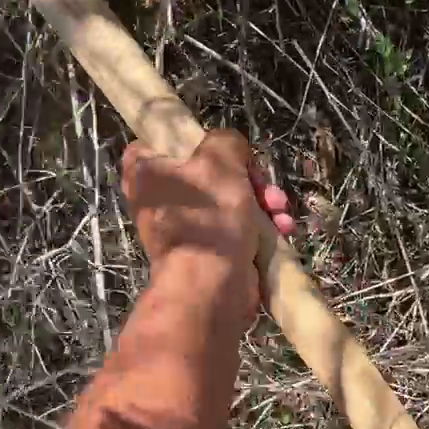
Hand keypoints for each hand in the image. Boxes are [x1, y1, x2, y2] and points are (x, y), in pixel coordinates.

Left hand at [121, 129, 296, 280]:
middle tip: (266, 190)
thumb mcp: (220, 160)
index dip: (204, 143)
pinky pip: (236, 230)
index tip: (231, 155)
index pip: (170, 140)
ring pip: (230, 203)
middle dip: (249, 181)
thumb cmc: (208, 218)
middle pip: (211, 174)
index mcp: (146, 170)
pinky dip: (260, 229)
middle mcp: (161, 198)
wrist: (212, 288)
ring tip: (281, 213)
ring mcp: (186, 228)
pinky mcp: (209, 252)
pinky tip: (282, 230)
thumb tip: (233, 152)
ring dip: (263, 206)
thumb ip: (227, 141)